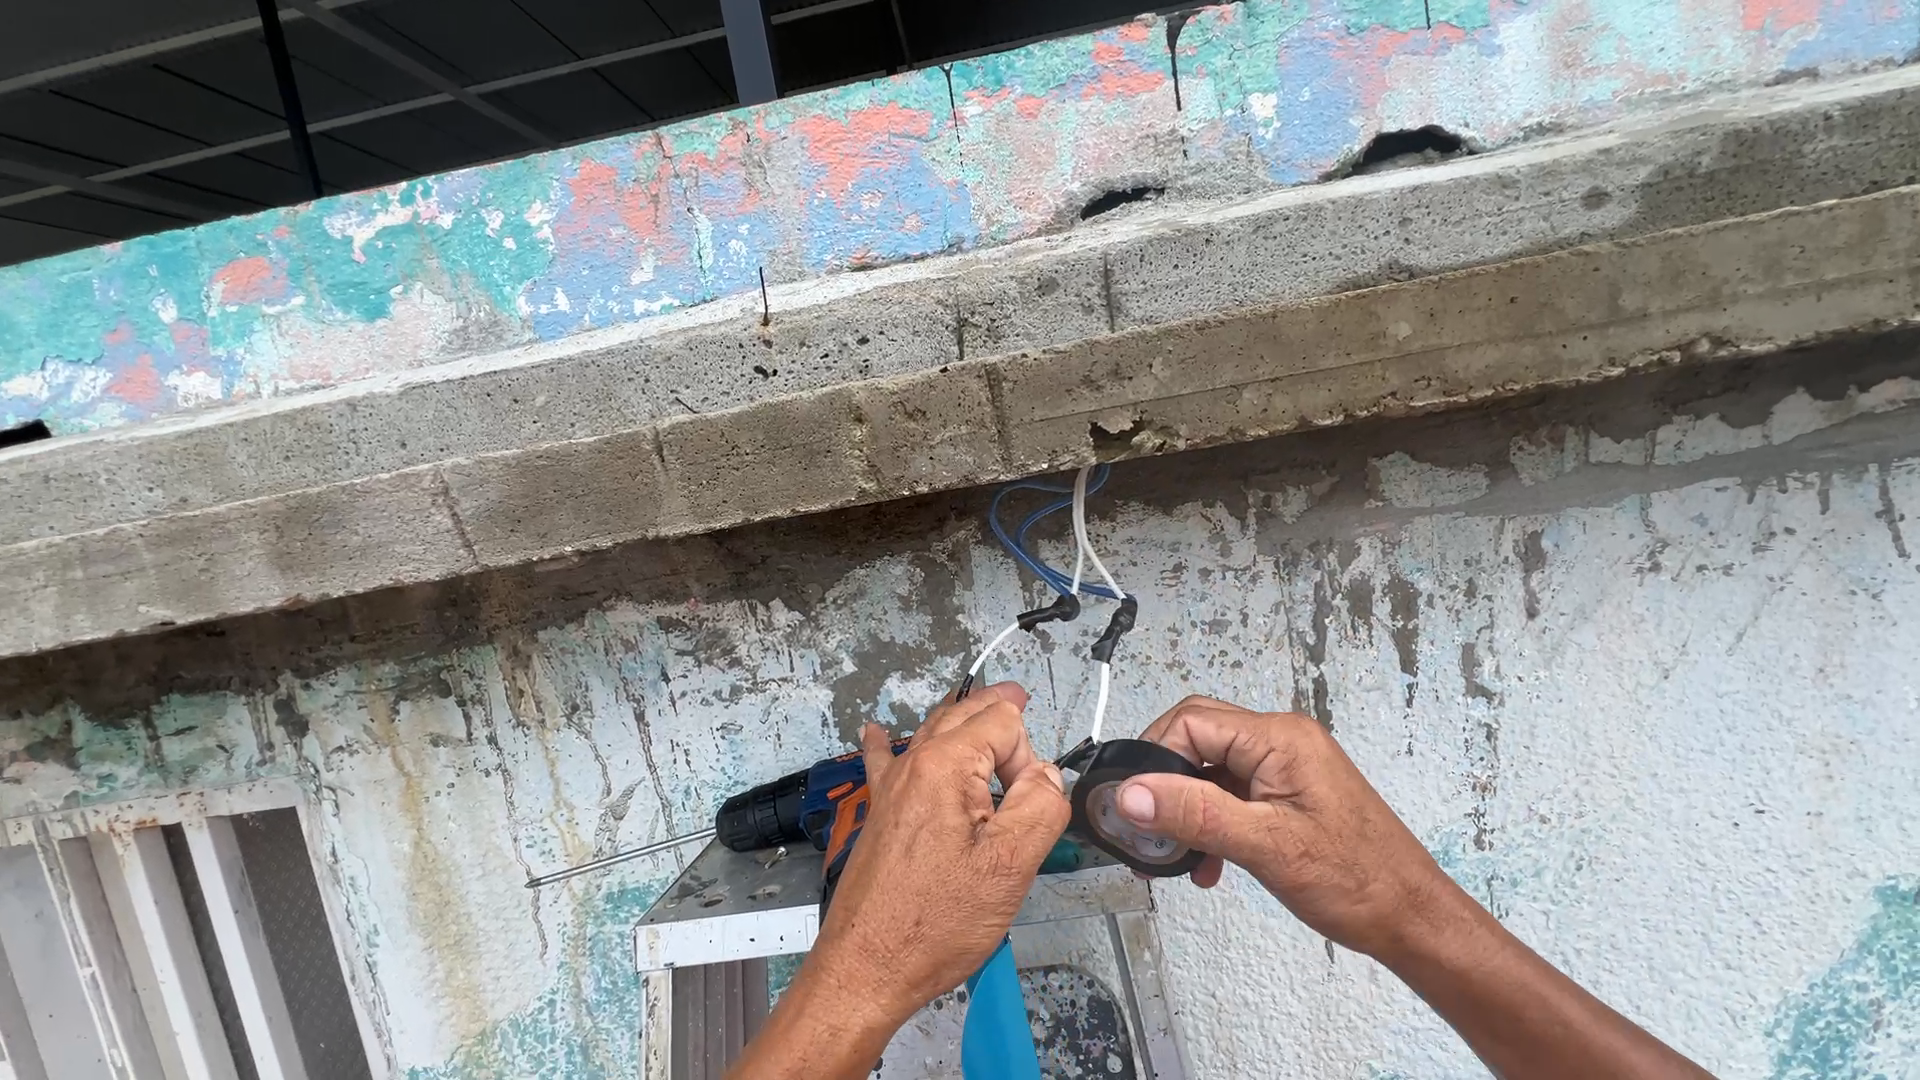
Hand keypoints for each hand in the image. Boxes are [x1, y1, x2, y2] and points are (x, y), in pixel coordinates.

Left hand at [808, 683, 1070, 1026]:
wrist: (866, 968)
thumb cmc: (936, 922)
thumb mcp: (1011, 865)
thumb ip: (1041, 806)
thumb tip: (1047, 775)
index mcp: (945, 765)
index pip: (1003, 723)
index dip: (1028, 755)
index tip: (1028, 805)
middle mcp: (912, 763)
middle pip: (964, 713)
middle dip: (997, 712)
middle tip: (1022, 699)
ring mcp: (891, 787)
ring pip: (930, 731)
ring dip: (960, 718)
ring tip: (983, 706)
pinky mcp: (880, 812)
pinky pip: (882, 761)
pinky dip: (885, 741)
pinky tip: (873, 730)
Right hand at [1114, 696, 1453, 957]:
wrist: (1414, 921)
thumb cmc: (1356, 882)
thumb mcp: (1264, 846)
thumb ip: (1193, 813)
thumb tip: (1130, 794)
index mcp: (1279, 738)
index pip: (1190, 722)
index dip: (1154, 757)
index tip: (1133, 802)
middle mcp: (1281, 740)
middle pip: (1197, 737)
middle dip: (1165, 779)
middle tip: (1145, 821)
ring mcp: (1286, 765)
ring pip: (1210, 767)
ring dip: (1186, 806)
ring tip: (1175, 853)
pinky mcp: (1287, 790)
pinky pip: (1231, 791)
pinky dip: (1210, 819)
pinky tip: (1207, 861)